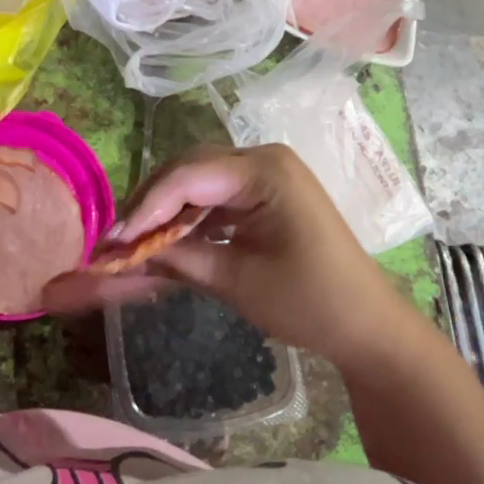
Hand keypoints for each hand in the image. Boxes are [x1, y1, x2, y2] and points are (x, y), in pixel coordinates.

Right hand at [43, 144, 403, 364]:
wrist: (368, 326)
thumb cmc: (310, 302)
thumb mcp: (238, 281)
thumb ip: (181, 258)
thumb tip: (125, 252)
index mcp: (265, 169)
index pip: (189, 175)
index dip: (147, 206)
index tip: (114, 239)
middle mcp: (262, 158)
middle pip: (189, 168)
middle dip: (151, 203)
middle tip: (116, 239)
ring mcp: (265, 173)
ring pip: (197, 179)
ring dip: (166, 208)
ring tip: (132, 240)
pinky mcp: (264, 193)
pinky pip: (214, 193)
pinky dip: (188, 215)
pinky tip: (166, 238)